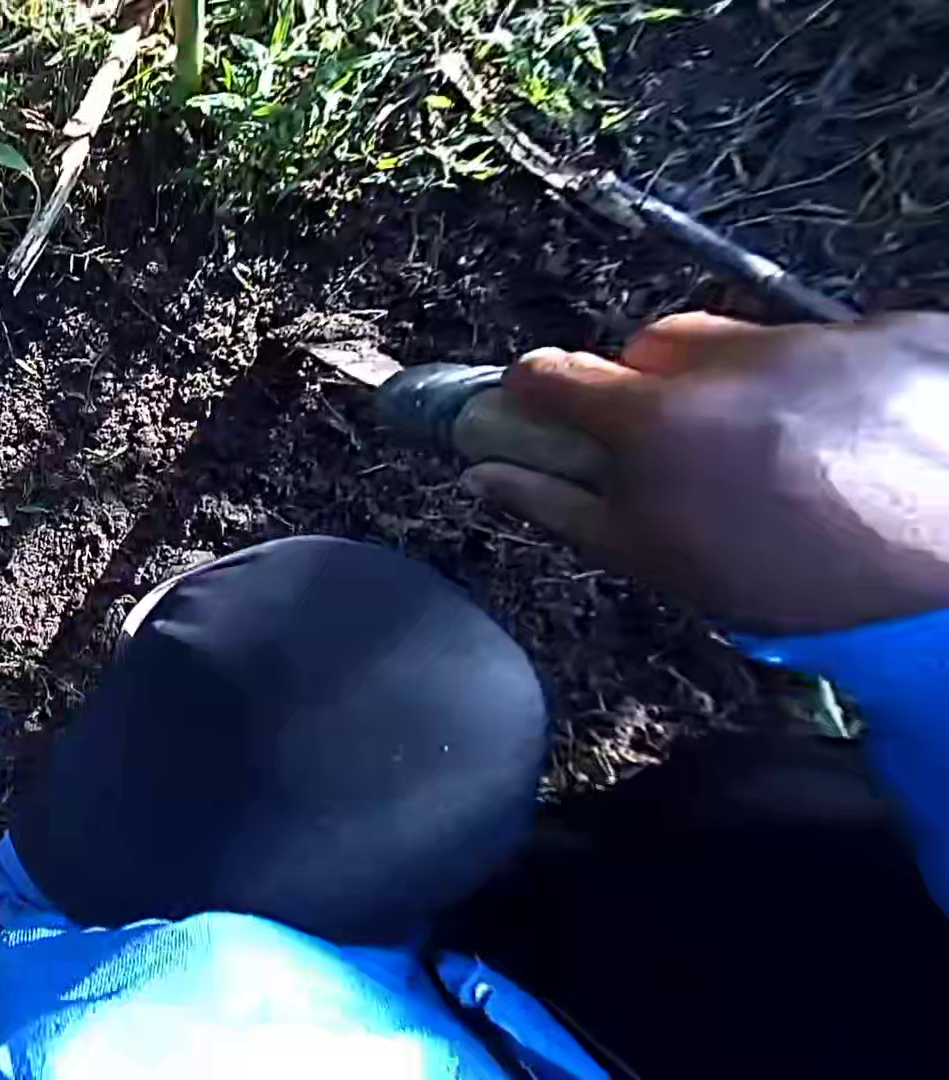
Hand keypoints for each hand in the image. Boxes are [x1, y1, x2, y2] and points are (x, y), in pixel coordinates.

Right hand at [462, 312, 948, 635]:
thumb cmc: (769, 575)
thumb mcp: (633, 548)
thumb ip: (545, 500)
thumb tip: (479, 474)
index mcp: (656, 419)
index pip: (553, 371)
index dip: (532, 384)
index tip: (534, 399)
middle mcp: (741, 364)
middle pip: (655, 339)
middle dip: (642, 375)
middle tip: (667, 429)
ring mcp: (839, 342)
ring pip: (750, 339)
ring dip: (739, 377)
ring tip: (775, 438)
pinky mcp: (925, 336)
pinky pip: (841, 340)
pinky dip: (829, 375)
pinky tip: (851, 428)